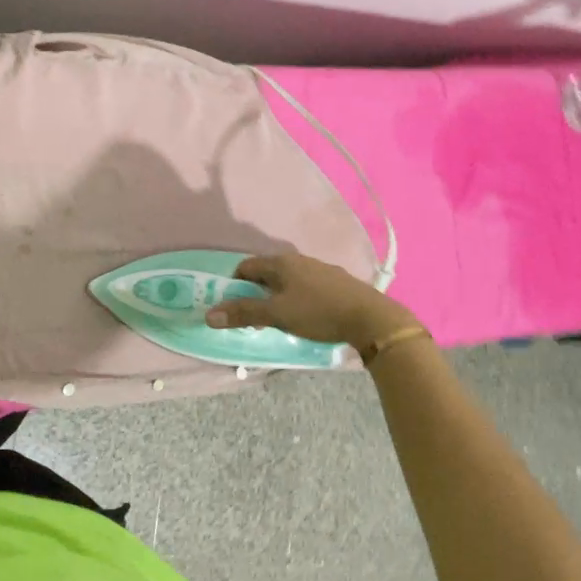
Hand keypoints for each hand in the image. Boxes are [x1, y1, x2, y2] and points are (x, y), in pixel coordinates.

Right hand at [206, 253, 428, 359]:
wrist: (371, 318)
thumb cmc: (318, 313)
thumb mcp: (277, 315)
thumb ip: (244, 313)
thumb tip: (209, 314)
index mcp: (281, 263)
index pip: (246, 266)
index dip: (234, 284)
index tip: (233, 306)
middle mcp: (299, 260)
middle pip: (267, 273)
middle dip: (255, 292)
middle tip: (254, 317)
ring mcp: (320, 270)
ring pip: (288, 280)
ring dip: (277, 296)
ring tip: (279, 319)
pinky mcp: (337, 283)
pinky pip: (307, 287)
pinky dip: (298, 299)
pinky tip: (307, 317)